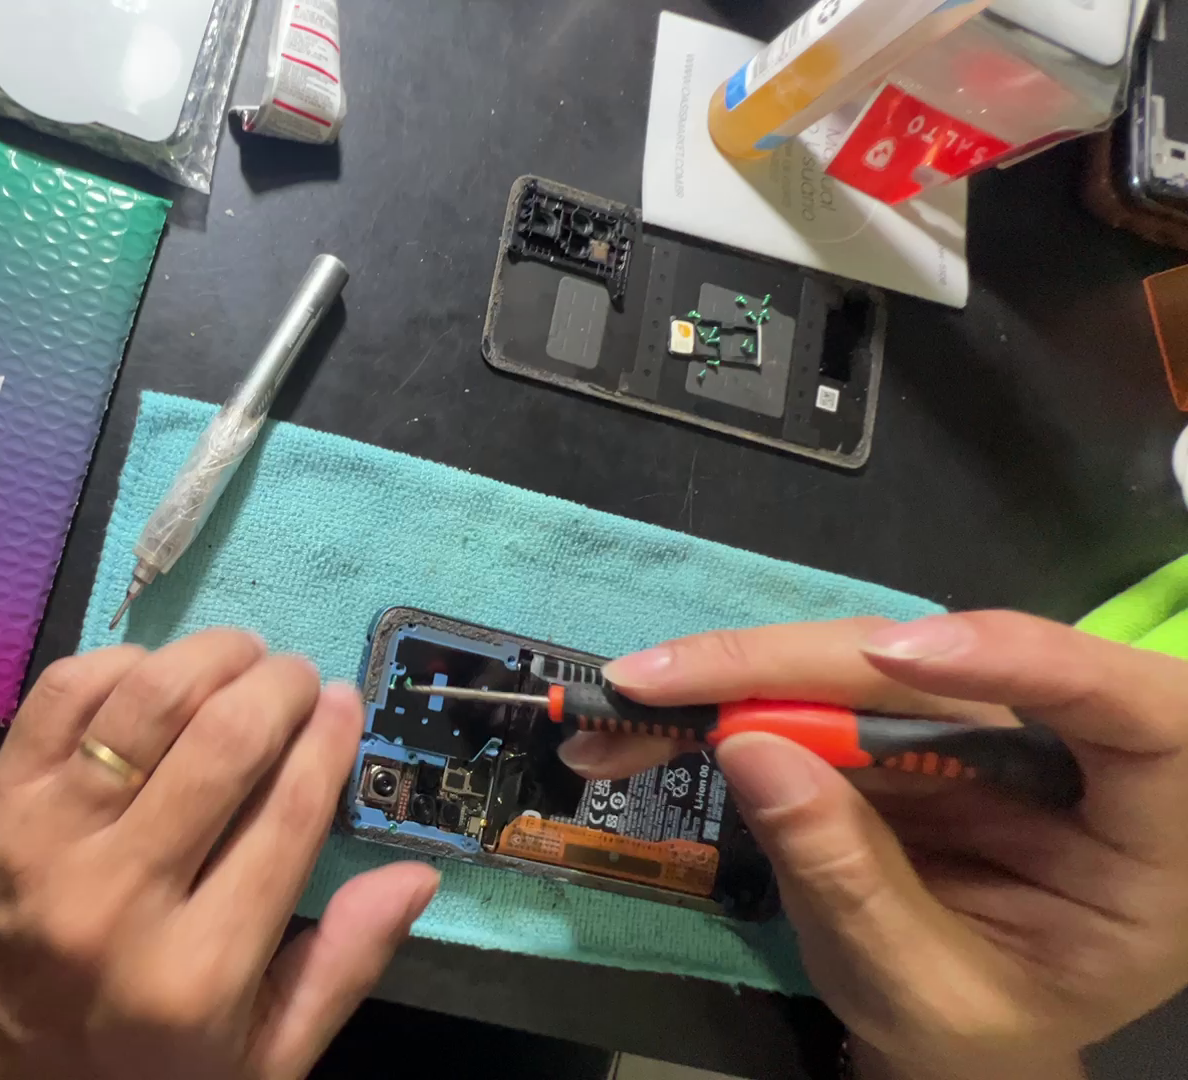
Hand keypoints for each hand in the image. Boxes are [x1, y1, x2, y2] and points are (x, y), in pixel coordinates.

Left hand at [0, 629, 439, 1079]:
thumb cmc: (138, 1067)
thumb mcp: (259, 1057)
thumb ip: (342, 965)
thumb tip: (416, 873)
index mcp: (198, 973)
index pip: (287, 816)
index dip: (327, 739)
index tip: (342, 700)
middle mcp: (119, 896)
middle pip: (223, 743)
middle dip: (277, 687)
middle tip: (295, 675)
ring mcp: (46, 839)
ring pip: (145, 701)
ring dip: (209, 656)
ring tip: (239, 654)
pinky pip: (65, 693)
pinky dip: (122, 661)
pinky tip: (155, 671)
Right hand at [557, 613, 1187, 1079]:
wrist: (933, 1023)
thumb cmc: (966, 1024)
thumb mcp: (918, 985)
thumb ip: (847, 877)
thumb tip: (750, 747)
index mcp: (1139, 831)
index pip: (1136, 713)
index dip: (1024, 662)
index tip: (890, 655)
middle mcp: (1041, 749)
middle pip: (915, 667)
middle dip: (771, 667)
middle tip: (650, 683)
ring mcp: (941, 726)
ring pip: (823, 665)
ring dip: (708, 682)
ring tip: (617, 712)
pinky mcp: (864, 723)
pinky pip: (776, 693)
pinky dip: (696, 708)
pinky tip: (630, 730)